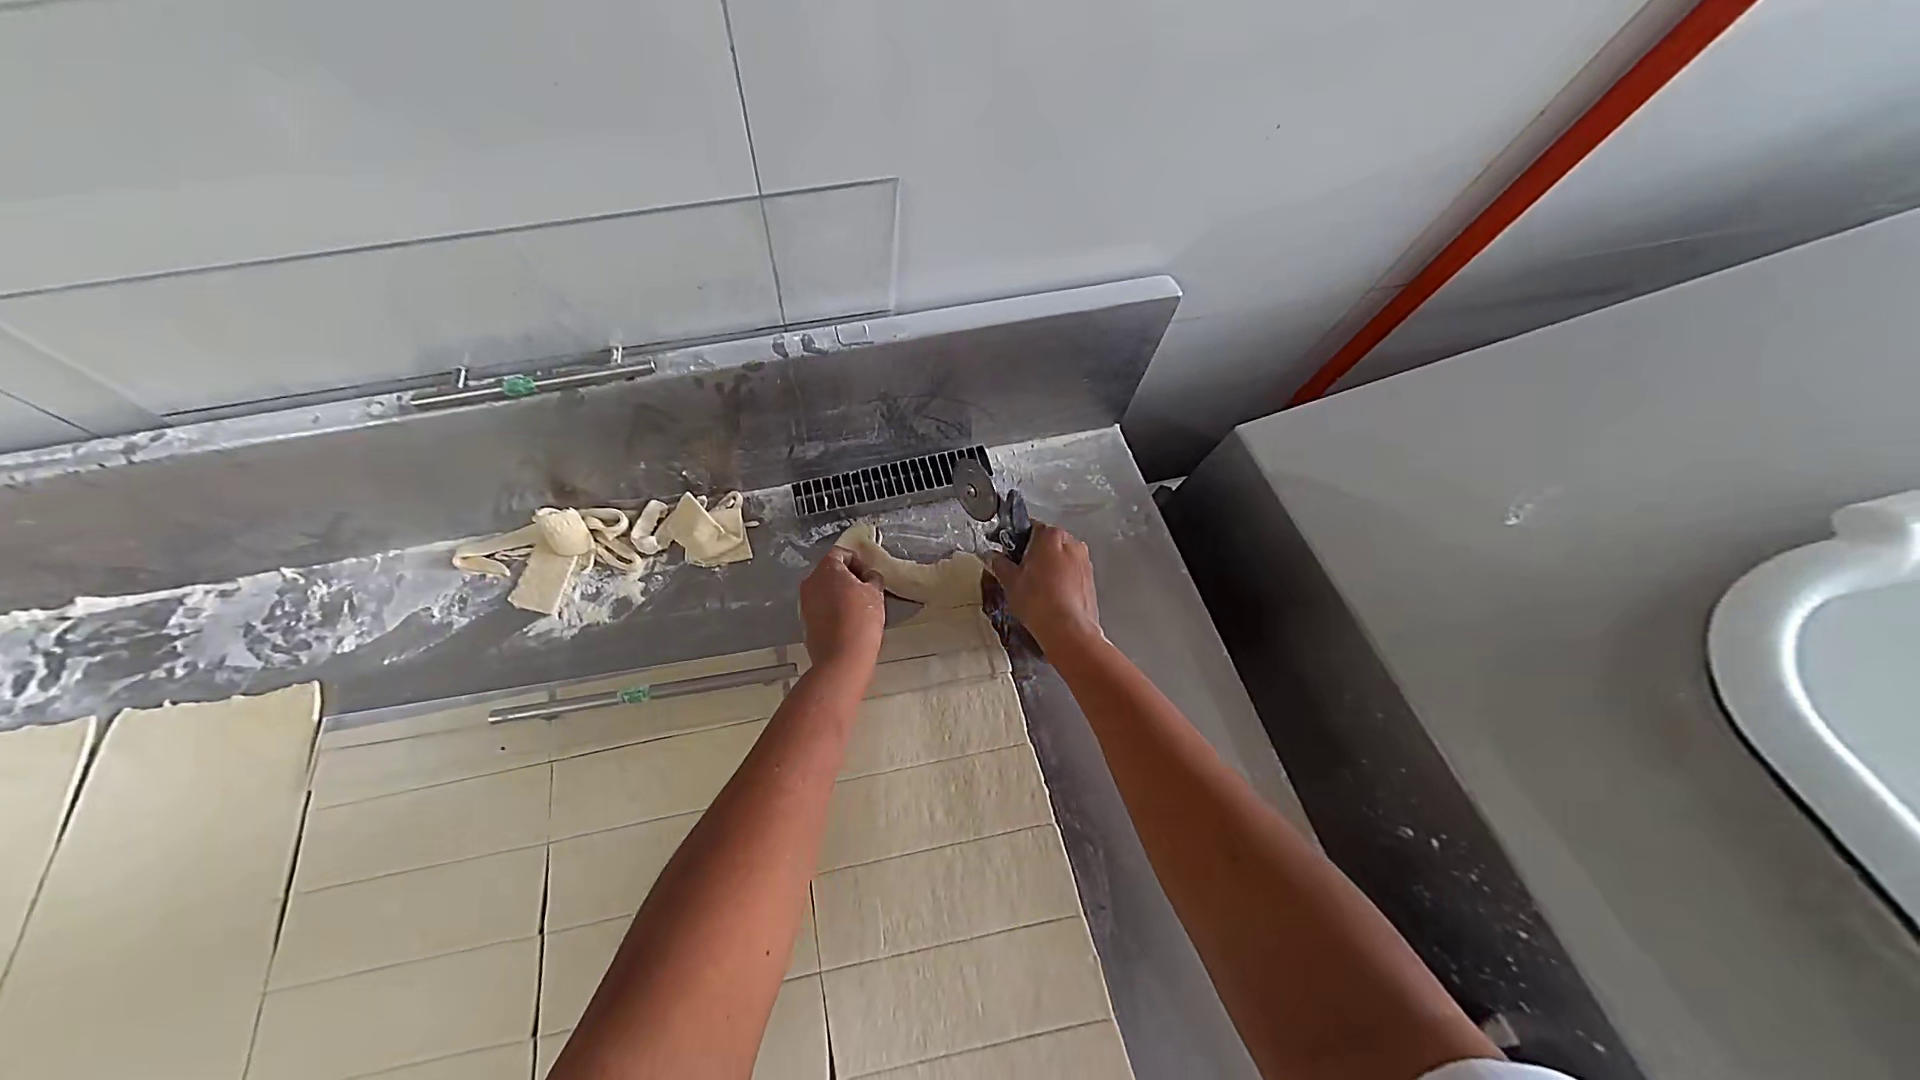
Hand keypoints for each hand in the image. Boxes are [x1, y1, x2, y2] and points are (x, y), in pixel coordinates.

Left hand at [800, 547, 885, 670]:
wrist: (842, 658)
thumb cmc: (861, 620)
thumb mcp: (876, 593)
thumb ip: (873, 578)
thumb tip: (869, 577)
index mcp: (827, 569)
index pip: (841, 553)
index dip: (858, 561)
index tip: (870, 576)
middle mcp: (811, 582)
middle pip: (831, 571)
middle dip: (849, 577)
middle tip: (867, 590)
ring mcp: (805, 602)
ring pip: (825, 589)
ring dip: (841, 593)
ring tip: (860, 608)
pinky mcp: (806, 621)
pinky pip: (822, 606)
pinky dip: (834, 608)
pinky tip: (849, 621)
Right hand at [987, 522, 1100, 650]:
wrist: (1068, 631)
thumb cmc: (1040, 603)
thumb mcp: (1010, 581)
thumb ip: (999, 564)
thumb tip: (992, 557)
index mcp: (1051, 536)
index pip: (1029, 527)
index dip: (1014, 539)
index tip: (1005, 550)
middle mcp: (1071, 543)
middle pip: (1046, 541)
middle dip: (1032, 553)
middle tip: (1017, 571)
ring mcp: (1083, 562)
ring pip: (1060, 557)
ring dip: (1047, 567)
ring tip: (1032, 588)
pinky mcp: (1089, 580)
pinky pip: (1070, 573)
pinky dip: (1059, 580)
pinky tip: (1047, 596)